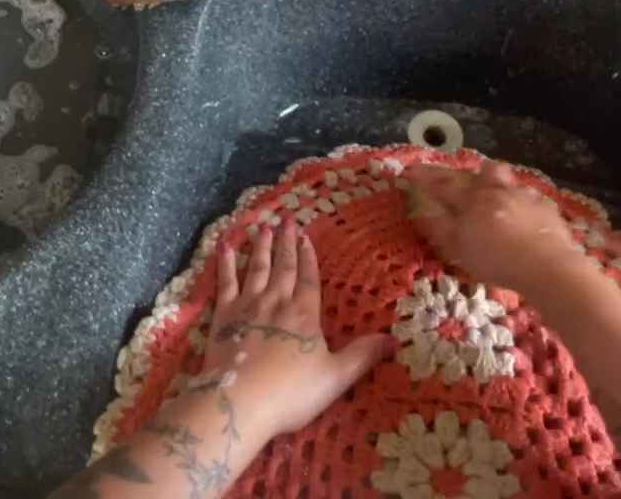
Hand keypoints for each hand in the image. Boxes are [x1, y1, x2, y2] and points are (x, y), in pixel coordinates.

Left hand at [201, 218, 393, 440]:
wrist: (242, 402)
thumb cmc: (292, 392)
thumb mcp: (336, 377)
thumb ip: (363, 355)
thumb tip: (396, 340)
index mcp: (304, 313)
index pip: (308, 278)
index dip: (308, 257)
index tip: (305, 236)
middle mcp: (277, 301)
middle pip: (283, 266)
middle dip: (286, 242)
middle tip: (286, 218)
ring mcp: (248, 305)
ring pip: (257, 267)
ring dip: (261, 246)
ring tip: (263, 227)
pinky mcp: (223, 315)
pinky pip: (225, 282)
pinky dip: (225, 263)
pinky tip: (225, 247)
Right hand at [405, 161, 588, 297]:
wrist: (549, 268)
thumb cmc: (498, 261)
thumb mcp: (461, 249)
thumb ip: (441, 228)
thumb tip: (422, 212)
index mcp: (473, 201)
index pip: (444, 185)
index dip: (427, 177)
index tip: (413, 169)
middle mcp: (499, 192)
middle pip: (486, 172)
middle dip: (477, 173)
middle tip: (473, 184)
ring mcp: (526, 198)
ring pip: (511, 182)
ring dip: (503, 188)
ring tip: (502, 201)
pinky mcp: (548, 211)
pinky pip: (534, 201)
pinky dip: (526, 208)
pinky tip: (528, 222)